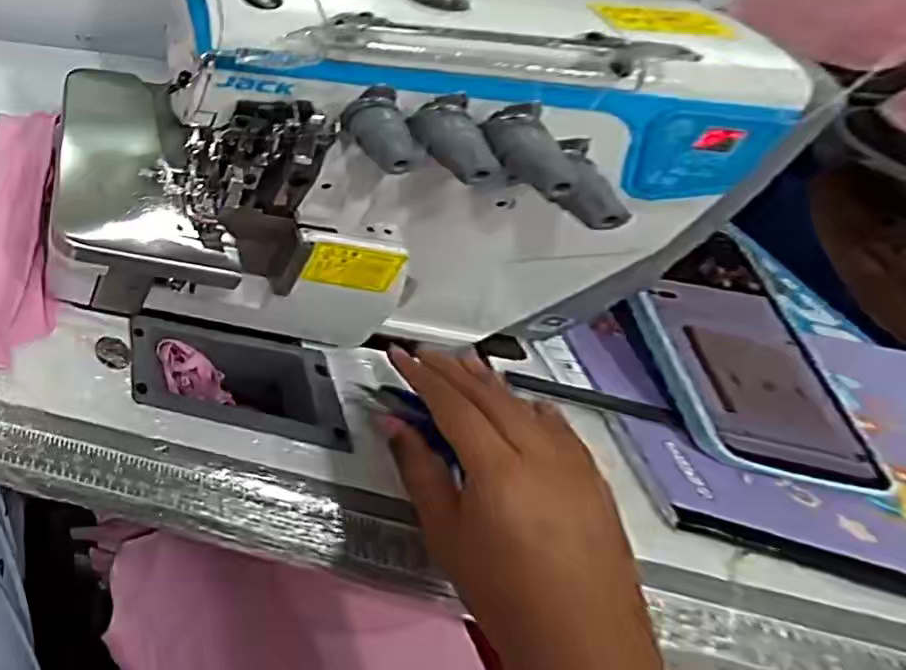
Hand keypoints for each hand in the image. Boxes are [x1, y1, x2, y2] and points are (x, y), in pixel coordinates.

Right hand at [384, 347, 661, 669]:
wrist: (584, 650)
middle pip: (492, 398)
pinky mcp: (598, 491)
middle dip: (453, 371)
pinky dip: (536, 410)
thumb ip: (418, 468)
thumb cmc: (503, 592)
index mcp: (500, 470)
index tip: (399, 357)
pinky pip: (564, 433)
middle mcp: (544, 462)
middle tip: (424, 354)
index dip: (422, 375)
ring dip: (493, 384)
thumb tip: (396, 425)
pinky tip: (528, 405)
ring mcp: (578, 475)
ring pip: (529, 410)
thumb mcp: (444, 529)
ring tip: (466, 364)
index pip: (453, 404)